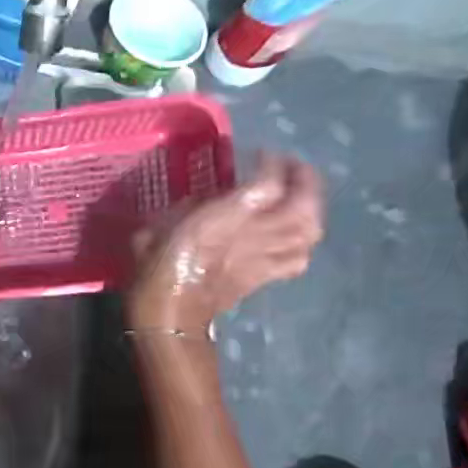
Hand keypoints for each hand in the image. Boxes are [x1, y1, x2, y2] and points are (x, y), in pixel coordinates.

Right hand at [127, 154, 323, 332]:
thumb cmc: (155, 266)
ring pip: (309, 231)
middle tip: (292, 168)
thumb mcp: (159, 224)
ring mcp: (265, 258)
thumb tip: (204, 201)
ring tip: (298, 198)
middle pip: (303, 205)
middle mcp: (256, 235)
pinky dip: (302, 243)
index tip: (258, 153)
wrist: (167, 315)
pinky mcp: (265, 278)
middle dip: (304, 181)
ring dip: (311, 210)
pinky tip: (291, 236)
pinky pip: (297, 258)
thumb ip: (187, 206)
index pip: (268, 182)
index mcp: (227, 218)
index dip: (270, 162)